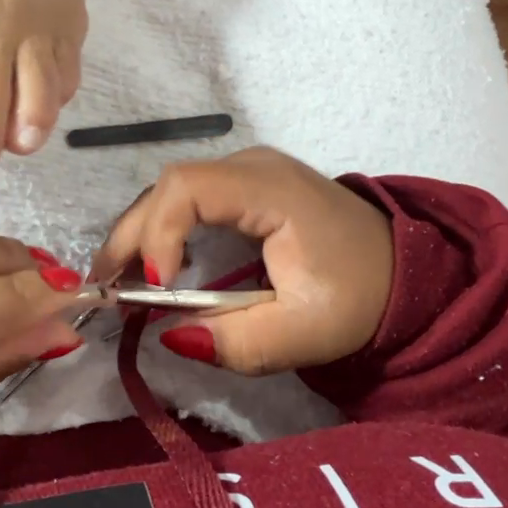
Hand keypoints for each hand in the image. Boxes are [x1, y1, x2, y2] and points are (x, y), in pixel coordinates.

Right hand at [94, 148, 395, 375]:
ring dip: (140, 233)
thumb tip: (169, 336)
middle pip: (169, 186)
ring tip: (117, 281)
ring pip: (172, 191)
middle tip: (104, 287)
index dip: (159, 232)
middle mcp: (251, 166)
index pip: (188, 188)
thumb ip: (239, 342)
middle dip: (131, 236)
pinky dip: (160, 230)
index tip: (155, 287)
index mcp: (271, 189)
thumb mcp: (305, 332)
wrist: (403, 270)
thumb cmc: (359, 296)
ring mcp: (247, 171)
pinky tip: (149, 265)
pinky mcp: (244, 187)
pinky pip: (188, 199)